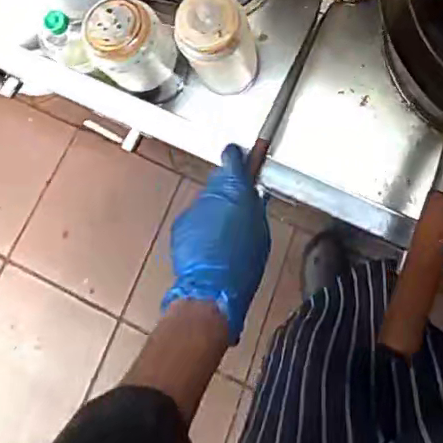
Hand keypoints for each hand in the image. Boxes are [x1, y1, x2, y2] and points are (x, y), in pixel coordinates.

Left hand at [163, 144, 270, 342]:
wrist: (211, 289)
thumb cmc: (242, 263)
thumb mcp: (261, 229)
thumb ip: (254, 206)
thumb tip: (253, 196)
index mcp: (236, 189)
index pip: (233, 157)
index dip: (238, 155)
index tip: (240, 152)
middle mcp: (212, 193)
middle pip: (219, 179)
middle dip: (228, 187)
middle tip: (239, 202)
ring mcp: (194, 208)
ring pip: (207, 199)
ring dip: (215, 208)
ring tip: (226, 231)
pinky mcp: (181, 224)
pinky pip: (195, 218)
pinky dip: (202, 225)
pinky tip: (211, 243)